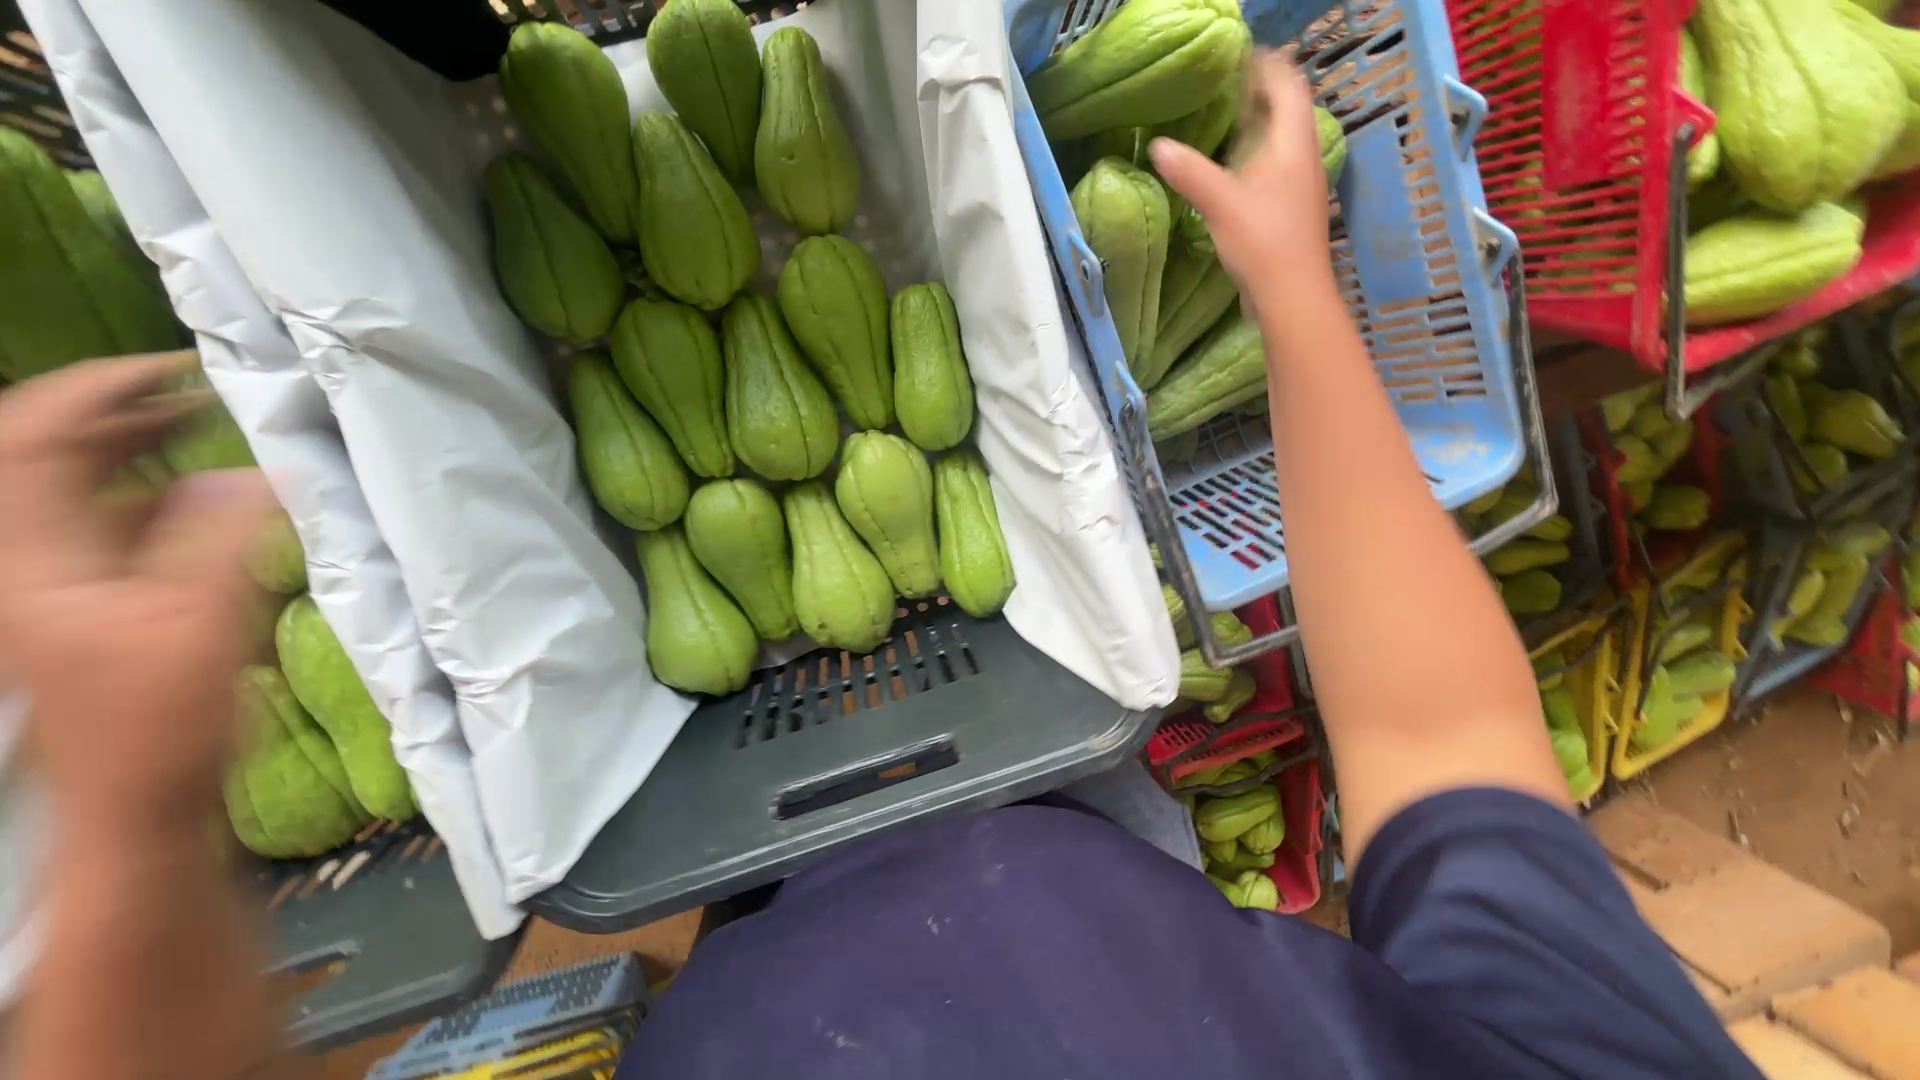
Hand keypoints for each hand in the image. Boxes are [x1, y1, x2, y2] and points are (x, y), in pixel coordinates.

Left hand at [0, 356, 273, 829]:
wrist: (133, 798)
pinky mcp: (76, 600)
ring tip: (199, 425)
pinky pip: (96, 520)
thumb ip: (223, 542)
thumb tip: (256, 473)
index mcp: (31, 559)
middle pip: (42, 454)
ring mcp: (44, 581)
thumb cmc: (160, 721)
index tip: (177, 366)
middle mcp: (21, 560)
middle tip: (197, 392)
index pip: (37, 440)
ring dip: (131, 449)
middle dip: (120, 412)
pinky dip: (144, 491)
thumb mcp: (201, 626)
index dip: (101, 390)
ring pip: (69, 486)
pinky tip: (197, 492)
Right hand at [1152, 51, 1337, 316]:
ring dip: (1256, 126)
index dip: (1266, 66)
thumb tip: (1158, 146)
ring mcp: (1300, 184)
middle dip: (1258, 93)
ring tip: (1223, 121)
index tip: (1236, 58)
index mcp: (1293, 144)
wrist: (1292, 296)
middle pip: (1287, 110)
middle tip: (1222, 87)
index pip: (1288, 86)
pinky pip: (1275, 166)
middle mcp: (1304, 157)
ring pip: (1281, 140)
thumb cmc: (1263, 242)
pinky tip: (1231, 168)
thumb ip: (1190, 172)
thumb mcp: (1221, 204)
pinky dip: (1255, 155)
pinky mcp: (1291, 208)